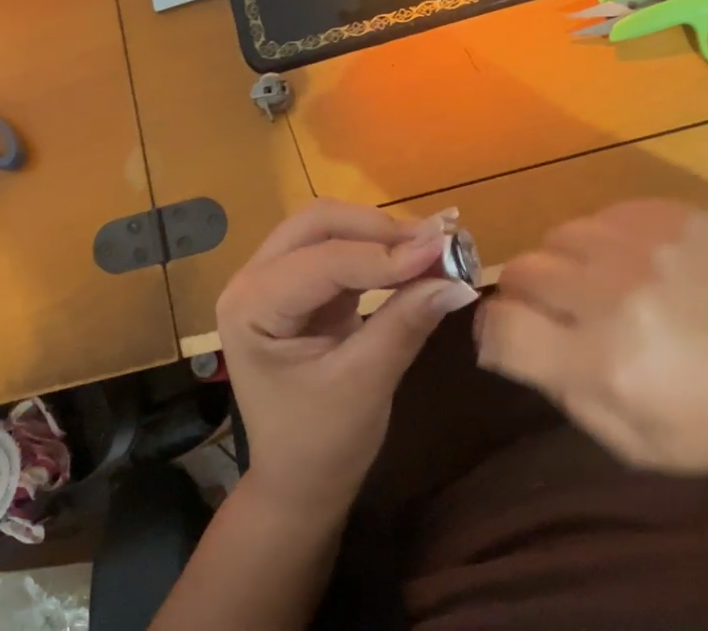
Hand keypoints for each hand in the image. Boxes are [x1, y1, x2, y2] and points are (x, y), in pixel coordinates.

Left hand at [217, 200, 479, 512]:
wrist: (300, 480)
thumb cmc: (321, 442)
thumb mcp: (365, 385)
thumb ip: (404, 324)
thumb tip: (456, 278)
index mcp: (250, 307)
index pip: (321, 261)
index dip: (383, 252)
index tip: (444, 249)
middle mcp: (252, 281)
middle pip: (317, 226)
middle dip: (378, 229)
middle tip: (439, 242)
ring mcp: (273, 281)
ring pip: (328, 230)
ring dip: (381, 234)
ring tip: (435, 247)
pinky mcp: (300, 288)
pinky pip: (339, 251)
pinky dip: (377, 252)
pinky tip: (415, 259)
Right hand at [476, 199, 707, 472]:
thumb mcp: (637, 444)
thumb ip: (565, 397)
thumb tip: (514, 347)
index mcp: (603, 361)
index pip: (499, 327)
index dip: (491, 335)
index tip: (508, 341)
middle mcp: (611, 294)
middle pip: (518, 273)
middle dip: (524, 299)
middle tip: (556, 317)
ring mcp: (642, 244)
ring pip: (555, 237)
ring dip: (562, 266)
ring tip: (596, 287)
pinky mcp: (669, 213)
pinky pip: (599, 214)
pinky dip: (601, 241)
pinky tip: (633, 265)